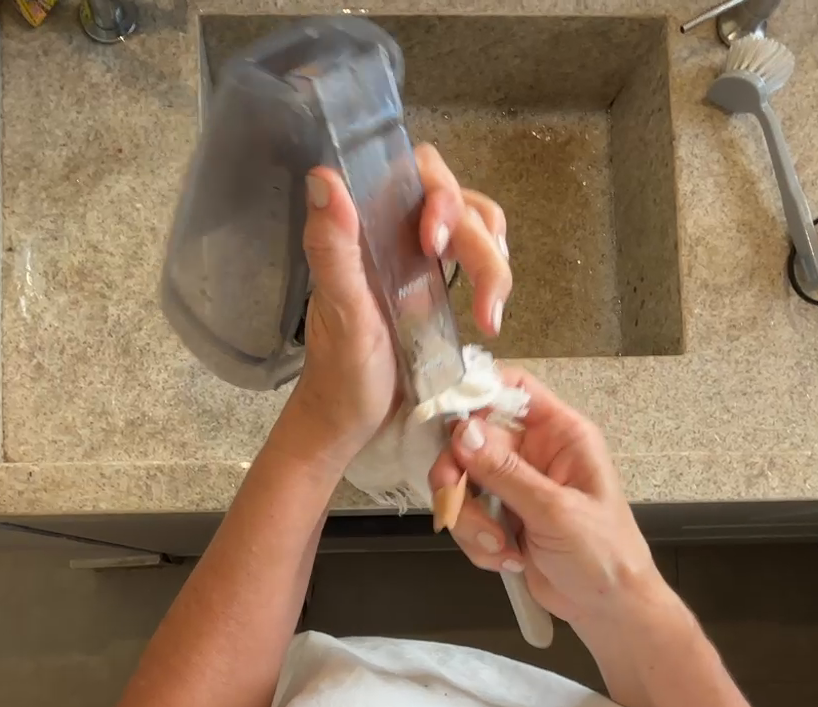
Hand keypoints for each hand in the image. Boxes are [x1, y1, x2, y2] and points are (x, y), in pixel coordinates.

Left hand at [273, 145, 513, 469]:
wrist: (350, 424)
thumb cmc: (340, 375)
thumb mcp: (341, 314)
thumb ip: (333, 249)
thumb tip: (323, 177)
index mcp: (366, 228)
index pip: (414, 172)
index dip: (440, 194)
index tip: (436, 244)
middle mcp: (391, 233)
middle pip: (458, 200)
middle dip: (480, 242)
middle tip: (483, 302)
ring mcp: (414, 259)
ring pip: (475, 228)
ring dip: (494, 263)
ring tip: (490, 316)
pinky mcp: (432, 286)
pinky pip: (474, 259)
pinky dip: (492, 277)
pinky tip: (489, 315)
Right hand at [428, 369, 669, 632]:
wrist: (606, 607)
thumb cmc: (603, 553)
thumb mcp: (555, 510)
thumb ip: (506, 471)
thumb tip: (462, 431)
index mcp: (558, 433)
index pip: (512, 388)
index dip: (476, 392)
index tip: (446, 420)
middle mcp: (532, 452)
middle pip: (469, 441)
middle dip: (458, 479)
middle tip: (452, 503)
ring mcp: (512, 486)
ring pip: (461, 484)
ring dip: (470, 522)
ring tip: (501, 549)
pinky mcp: (498, 518)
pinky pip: (465, 517)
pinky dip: (478, 543)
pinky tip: (508, 560)